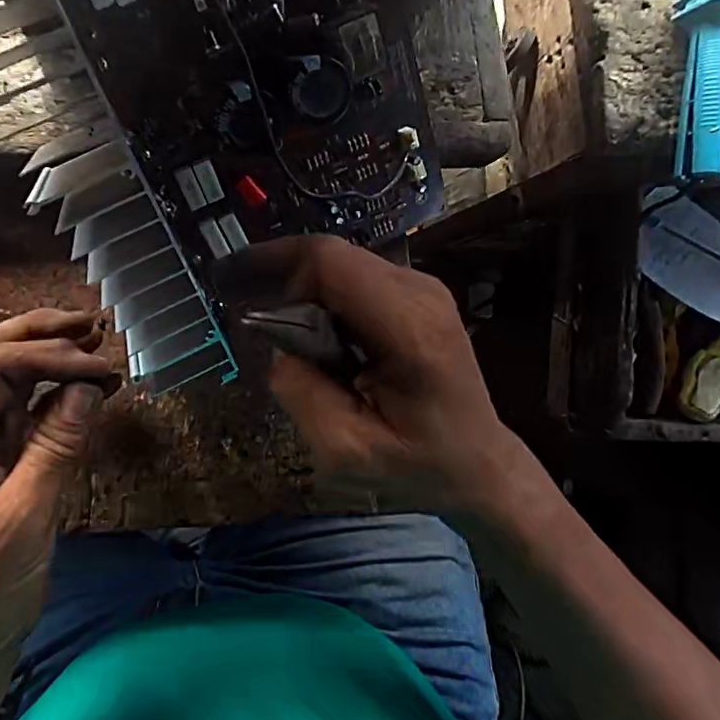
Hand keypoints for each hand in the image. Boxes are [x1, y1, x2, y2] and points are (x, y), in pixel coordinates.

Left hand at [0, 309, 114, 719]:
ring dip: (56, 360)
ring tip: (99, 345)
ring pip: (17, 384)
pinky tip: (91, 388)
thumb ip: (54, 449)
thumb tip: (89, 387)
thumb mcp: (18, 522)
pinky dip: (63, 396)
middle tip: (94, 324)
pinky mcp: (5, 467)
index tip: (99, 364)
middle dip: (43, 335)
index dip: (48, 354)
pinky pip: (34, 417)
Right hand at [245, 236, 534, 513]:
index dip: (277, 267)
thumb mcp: (351, 452)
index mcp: (409, 329)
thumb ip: (305, 397)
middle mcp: (421, 292)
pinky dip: (326, 294)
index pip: (332, 263)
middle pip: (334, 255)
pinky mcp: (420, 292)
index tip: (241, 296)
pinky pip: (358, 275)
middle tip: (244, 306)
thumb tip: (279, 351)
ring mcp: (425, 287)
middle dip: (284, 277)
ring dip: (305, 287)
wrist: (478, 458)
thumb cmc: (420, 464)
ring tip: (278, 324)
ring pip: (343, 262)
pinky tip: (315, 329)